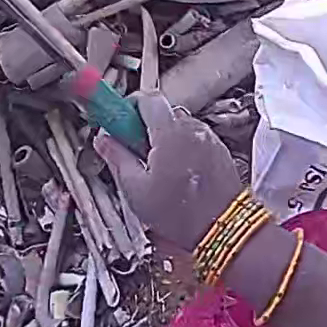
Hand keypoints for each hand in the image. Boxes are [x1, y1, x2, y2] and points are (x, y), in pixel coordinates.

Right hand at [94, 92, 241, 252]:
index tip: (120, 124)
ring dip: (164, 137)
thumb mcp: (136, 189)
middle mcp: (192, 128)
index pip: (148, 98)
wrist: (223, 229)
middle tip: (135, 151)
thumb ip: (117, 158)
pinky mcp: (218, 149)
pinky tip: (177, 173)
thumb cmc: (179, 213)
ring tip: (157, 168)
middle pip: (163, 111)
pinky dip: (182, 147)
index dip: (130, 105)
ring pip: (179, 124)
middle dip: (145, 126)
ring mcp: (208, 137)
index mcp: (169, 132)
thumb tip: (103, 139)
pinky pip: (194, 137)